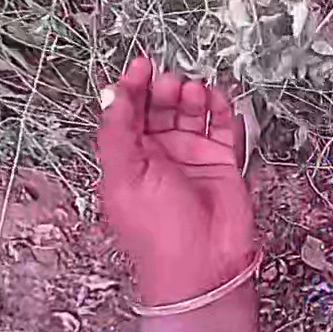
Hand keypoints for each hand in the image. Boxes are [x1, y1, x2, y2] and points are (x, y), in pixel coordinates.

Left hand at [95, 53, 258, 331]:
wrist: (203, 265)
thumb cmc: (157, 228)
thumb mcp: (124, 177)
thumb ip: (116, 131)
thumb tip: (110, 92)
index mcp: (130, 158)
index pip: (128, 112)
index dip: (133, 87)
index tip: (141, 65)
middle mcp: (160, 153)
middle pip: (160, 107)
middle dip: (164, 89)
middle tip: (171, 83)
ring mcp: (192, 155)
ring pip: (191, 112)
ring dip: (191, 96)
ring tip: (192, 92)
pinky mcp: (221, 160)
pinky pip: (221, 125)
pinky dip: (220, 108)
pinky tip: (216, 99)